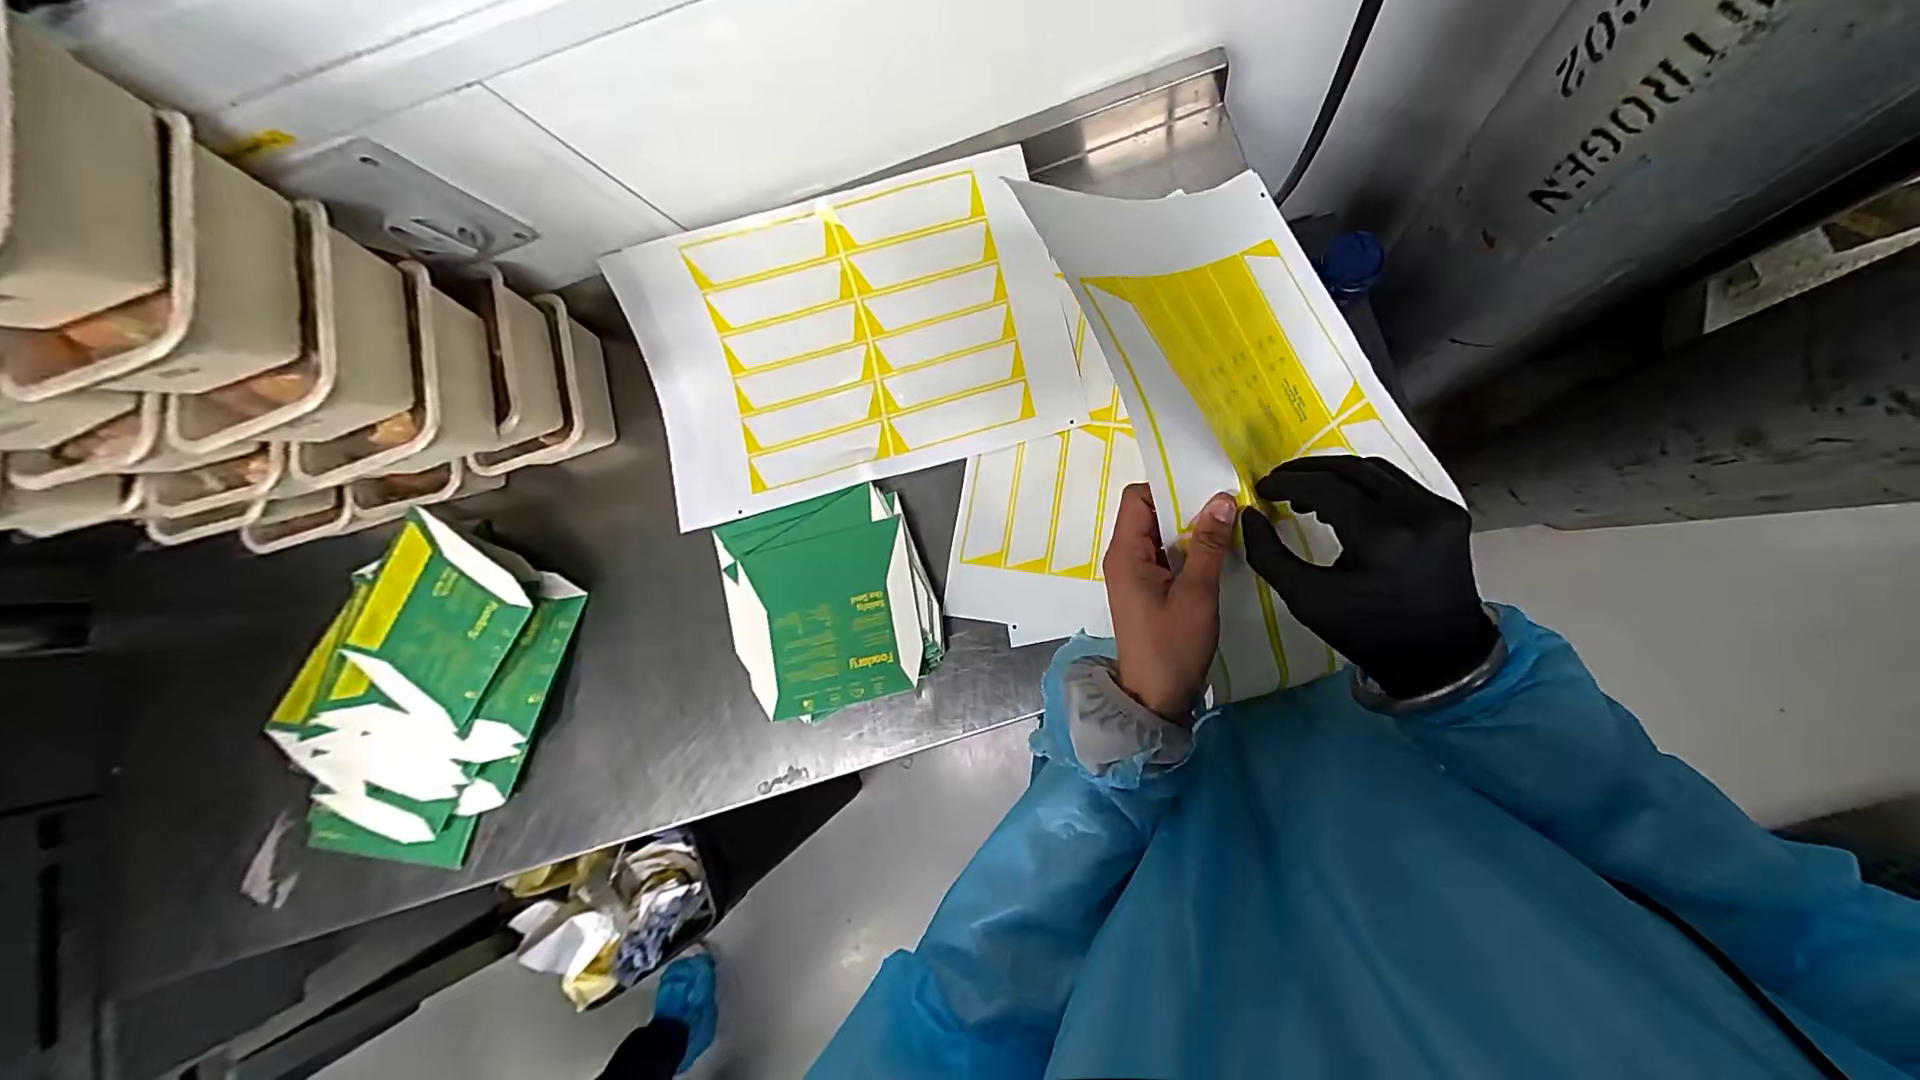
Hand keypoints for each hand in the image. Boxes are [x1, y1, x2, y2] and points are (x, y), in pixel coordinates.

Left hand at [1104, 484, 1236, 720]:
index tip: (1206, 491)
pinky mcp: (1148, 588)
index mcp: (1125, 553)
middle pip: (1150, 513)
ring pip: (1161, 534)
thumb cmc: (1172, 646)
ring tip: (1228, 528)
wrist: (1155, 696)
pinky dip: (1188, 550)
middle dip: (1186, 507)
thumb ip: (1207, 545)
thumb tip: (1221, 499)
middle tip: (1226, 508)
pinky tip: (1216, 554)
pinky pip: (1166, 555)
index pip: (1137, 498)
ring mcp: (1135, 574)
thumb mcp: (1196, 594)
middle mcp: (1124, 557)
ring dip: (1190, 529)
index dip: (1168, 488)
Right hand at [1239, 456, 1494, 698]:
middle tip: (1277, 481)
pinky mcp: (1449, 512)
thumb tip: (1249, 514)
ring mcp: (1440, 510)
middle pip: (1352, 469)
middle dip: (1307, 470)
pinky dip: (1361, 484)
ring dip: (1335, 474)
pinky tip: (1341, 500)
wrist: (1436, 654)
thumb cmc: (1364, 630)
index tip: (1262, 488)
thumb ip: (1268, 554)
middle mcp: (1418, 514)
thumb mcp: (1305, 598)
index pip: (1326, 488)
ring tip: (1304, 490)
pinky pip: (1396, 483)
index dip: (1287, 482)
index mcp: (1383, 539)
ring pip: (1376, 470)